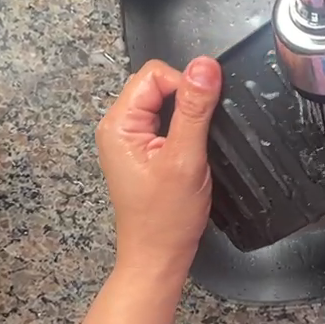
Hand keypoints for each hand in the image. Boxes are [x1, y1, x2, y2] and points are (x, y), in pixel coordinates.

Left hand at [96, 57, 221, 282]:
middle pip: (159, 85)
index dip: (186, 85)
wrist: (158, 256)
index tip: (205, 112)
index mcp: (119, 124)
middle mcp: (119, 127)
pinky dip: (185, 130)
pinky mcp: (144, 150)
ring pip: (166, 103)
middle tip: (199, 135)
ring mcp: (131, 139)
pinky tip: (191, 152)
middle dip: (187, 101)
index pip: (155, 74)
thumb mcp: (185, 159)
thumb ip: (195, 109)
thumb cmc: (165, 218)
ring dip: (188, 117)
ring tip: (194, 147)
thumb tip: (204, 67)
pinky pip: (168, 122)